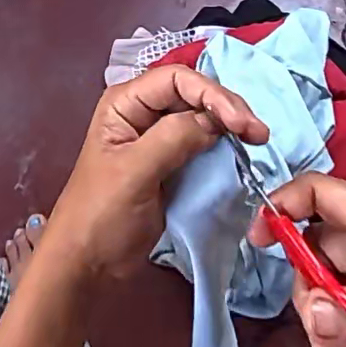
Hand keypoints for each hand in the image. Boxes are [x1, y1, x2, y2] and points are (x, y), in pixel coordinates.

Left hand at [44, 65, 268, 282]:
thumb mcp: (133, 174)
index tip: (241, 122)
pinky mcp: (173, 157)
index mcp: (126, 102)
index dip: (212, 94)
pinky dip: (226, 140)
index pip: (177, 79)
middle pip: (195, 92)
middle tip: (258, 132)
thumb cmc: (100, 216)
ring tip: (258, 138)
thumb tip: (214, 121)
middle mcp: (144, 109)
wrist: (87, 267)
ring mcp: (159, 133)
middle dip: (228, 107)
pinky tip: (243, 148)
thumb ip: (172, 139)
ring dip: (232, 123)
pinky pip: (205, 138)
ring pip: (204, 113)